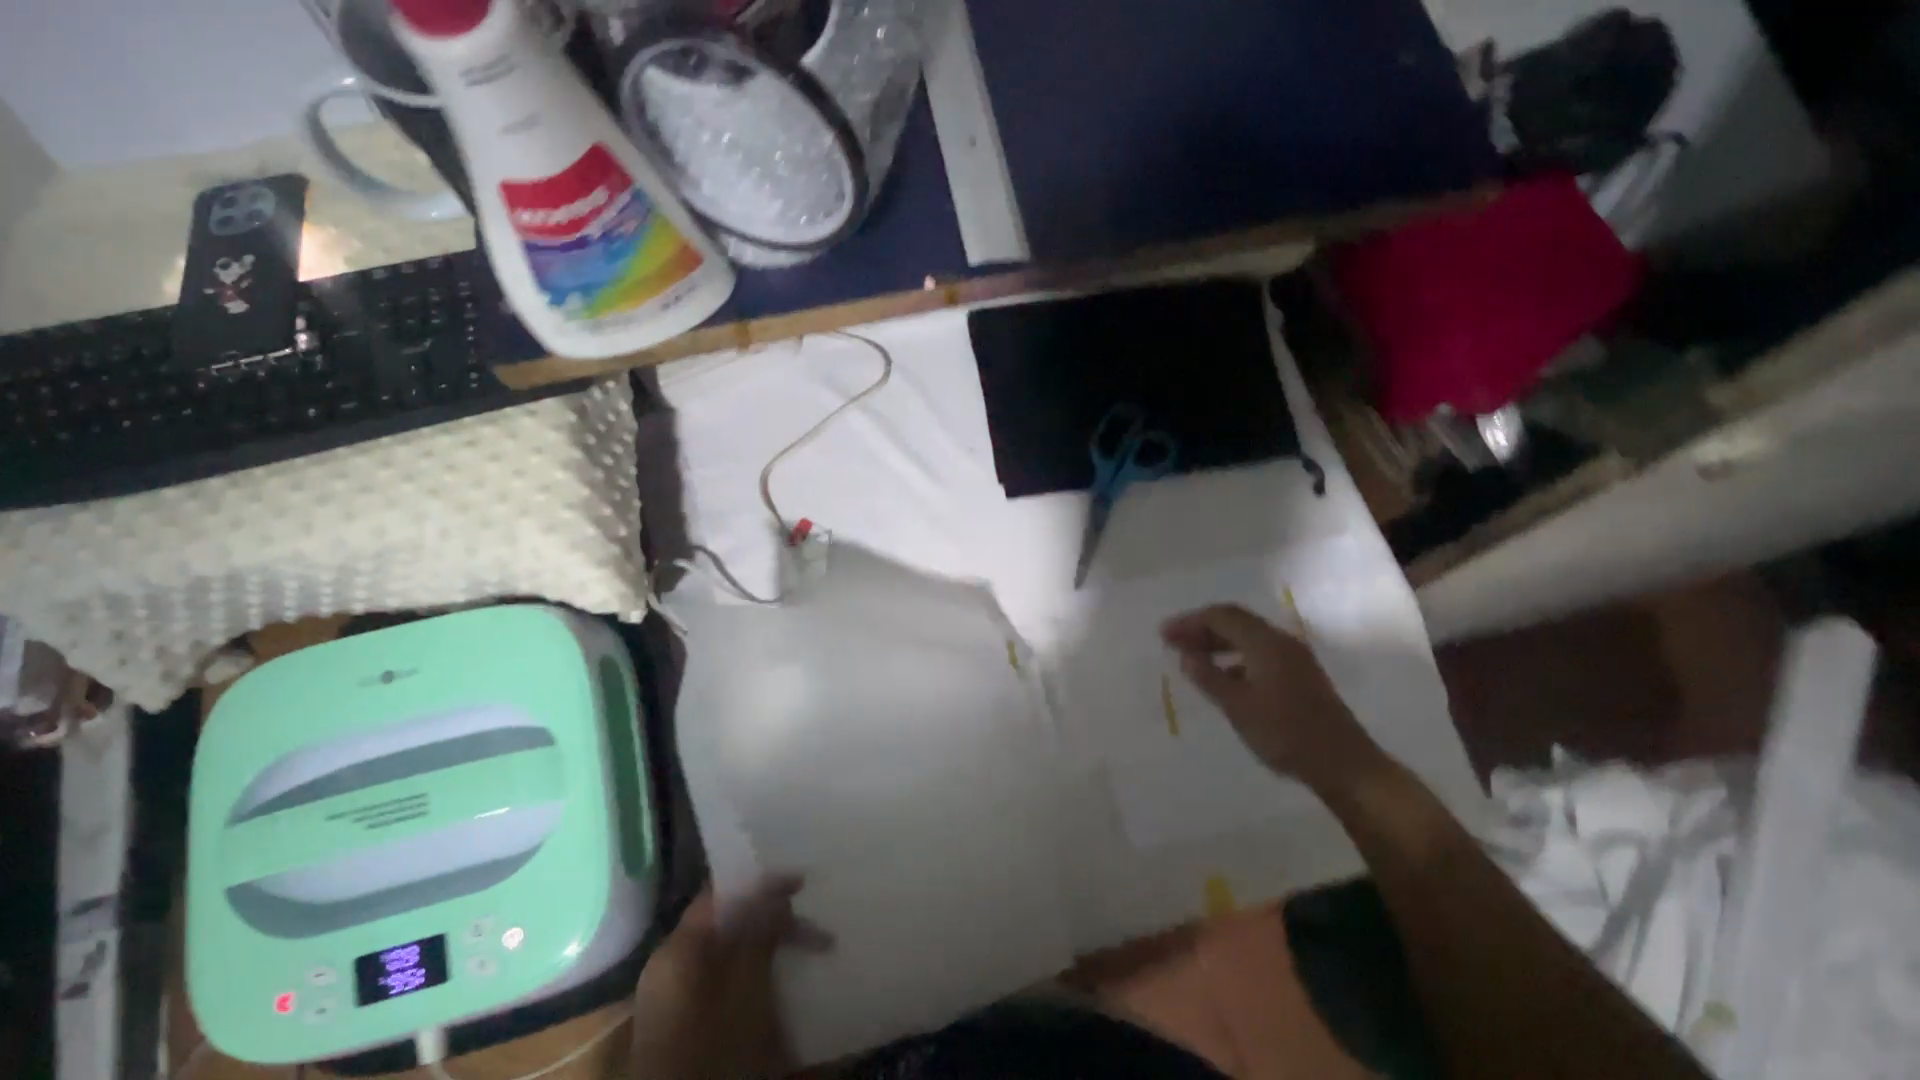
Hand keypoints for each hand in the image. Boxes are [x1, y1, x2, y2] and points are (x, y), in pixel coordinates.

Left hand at [629, 878, 831, 1079]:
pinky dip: (755, 979)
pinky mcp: (684, 1029)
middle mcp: (669, 968)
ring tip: (809, 960)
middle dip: (772, 924)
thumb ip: (758, 936)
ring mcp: (674, 1001)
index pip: (719, 895)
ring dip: (769, 952)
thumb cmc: (715, 1057)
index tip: (804, 885)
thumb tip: (775, 891)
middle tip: (819, 935)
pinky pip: (724, 986)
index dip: (761, 884)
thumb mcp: (746, 993)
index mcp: (676, 951)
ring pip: (728, 957)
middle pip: (725, 926)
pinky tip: (783, 992)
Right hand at [1161, 604, 1384, 792]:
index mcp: (1266, 643)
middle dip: (1202, 630)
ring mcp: (1295, 660)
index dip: (1190, 622)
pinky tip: (1224, 678)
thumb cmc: (1286, 734)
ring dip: (1218, 644)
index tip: (1163, 635)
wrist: (1343, 763)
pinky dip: (1236, 658)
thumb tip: (1186, 656)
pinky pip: (1260, 654)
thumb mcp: (1238, 707)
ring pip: (1249, 639)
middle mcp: (1282, 643)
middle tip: (1172, 644)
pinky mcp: (1301, 677)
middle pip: (1236, 623)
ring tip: (1192, 659)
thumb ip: (1209, 677)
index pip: (1222, 616)